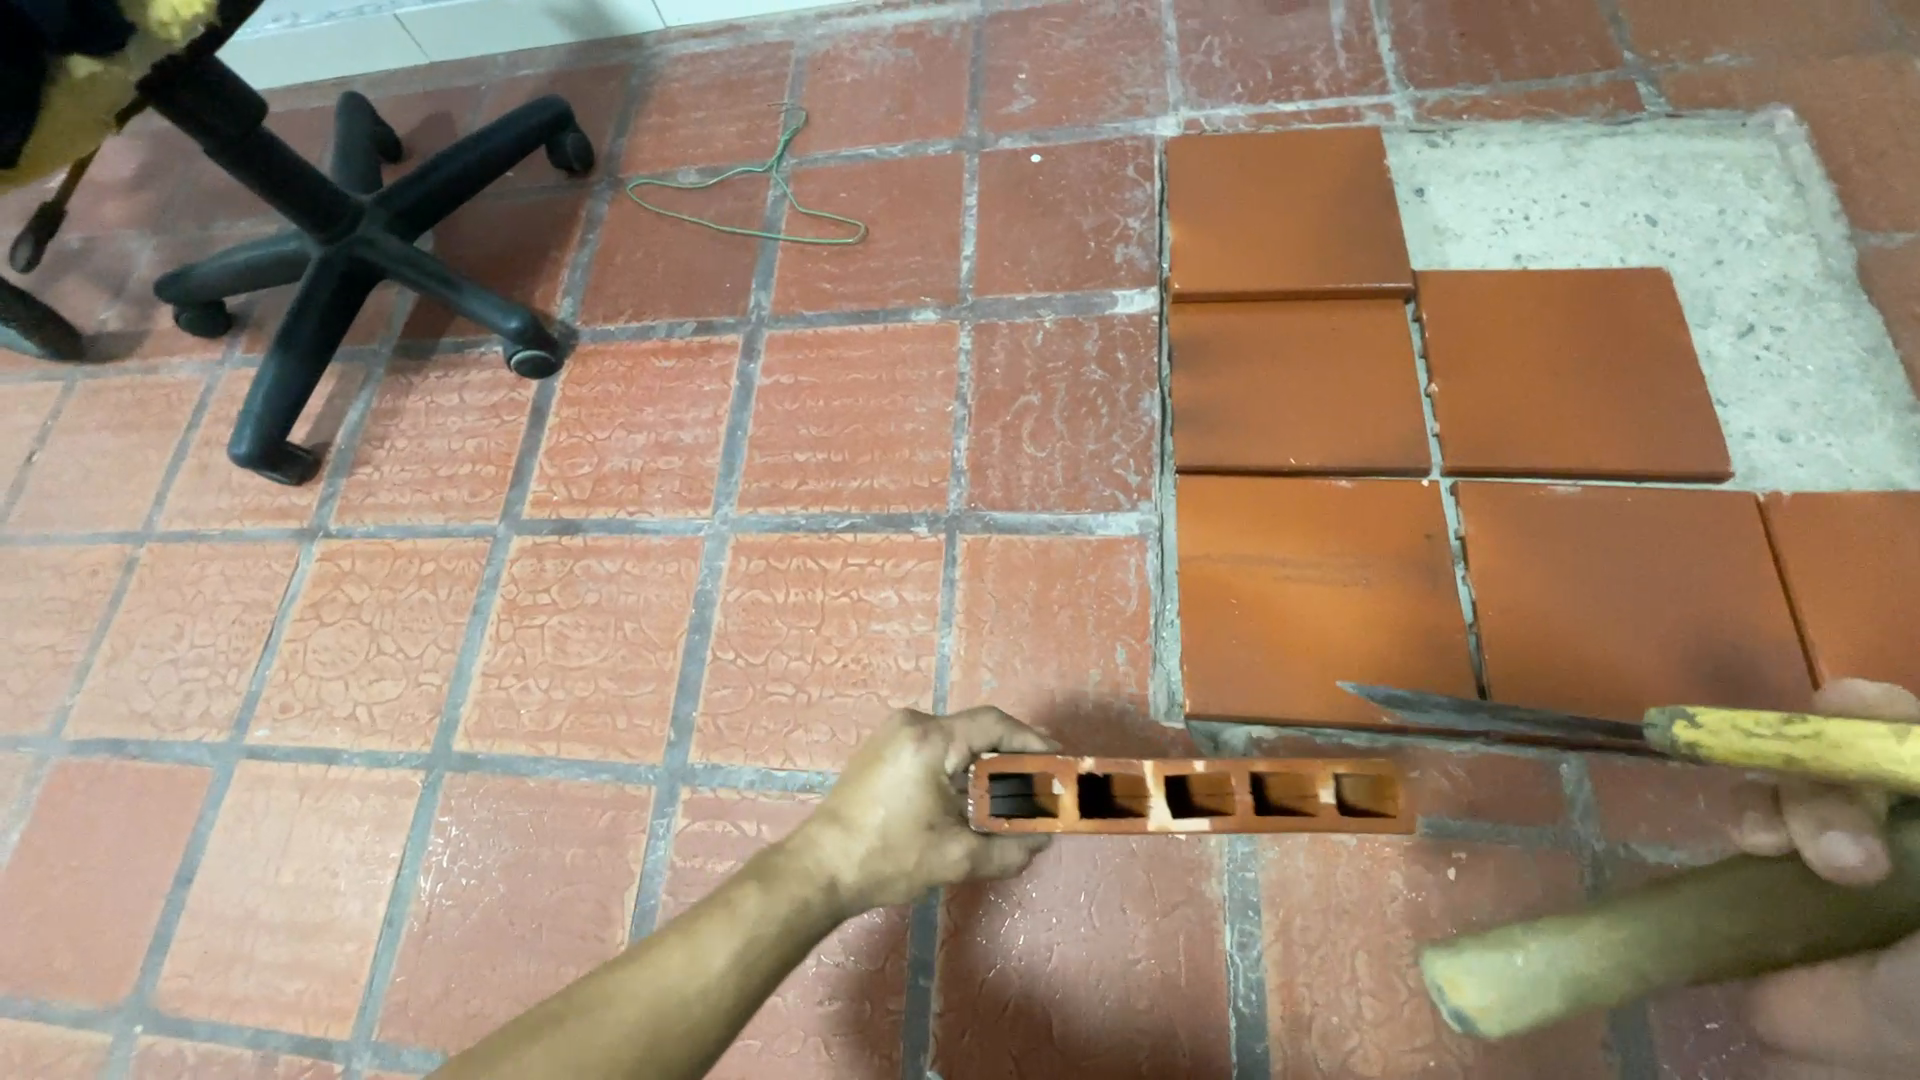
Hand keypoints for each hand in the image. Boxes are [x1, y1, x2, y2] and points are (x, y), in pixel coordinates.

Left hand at [784, 707, 1057, 914]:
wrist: (819, 869)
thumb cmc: (888, 858)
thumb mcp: (956, 858)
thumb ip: (1009, 848)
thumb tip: (1041, 841)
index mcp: (930, 739)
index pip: (993, 724)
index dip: (1030, 740)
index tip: (1056, 760)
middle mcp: (911, 724)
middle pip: (975, 729)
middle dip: (1010, 755)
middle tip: (1039, 782)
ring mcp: (892, 734)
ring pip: (954, 739)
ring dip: (984, 763)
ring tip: (1012, 794)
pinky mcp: (881, 749)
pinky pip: (934, 747)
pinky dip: (958, 766)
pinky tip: (972, 796)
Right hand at [1728, 678, 1919, 1075]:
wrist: (1884, 1062)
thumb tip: (1882, 738)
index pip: (1907, 742)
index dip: (1880, 718)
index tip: (1847, 711)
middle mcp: (1899, 821)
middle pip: (1849, 751)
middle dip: (1831, 780)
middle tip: (1845, 853)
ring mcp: (1839, 842)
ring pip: (1795, 773)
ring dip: (1790, 801)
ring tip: (1799, 858)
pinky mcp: (1775, 865)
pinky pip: (1748, 811)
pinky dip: (1744, 813)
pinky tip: (1753, 846)